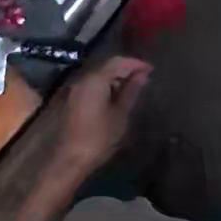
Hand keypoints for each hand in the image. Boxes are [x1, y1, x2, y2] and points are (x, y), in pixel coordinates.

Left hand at [49, 56, 152, 183]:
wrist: (69, 159)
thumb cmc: (98, 138)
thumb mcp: (120, 115)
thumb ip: (130, 92)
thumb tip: (142, 75)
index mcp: (95, 80)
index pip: (117, 62)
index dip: (135, 63)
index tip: (150, 70)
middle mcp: (82, 79)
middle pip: (106, 67)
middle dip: (125, 70)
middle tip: (143, 79)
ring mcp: (74, 89)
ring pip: (98, 76)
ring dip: (115, 78)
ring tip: (132, 89)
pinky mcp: (71, 99)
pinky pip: (91, 85)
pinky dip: (105, 86)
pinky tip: (115, 98)